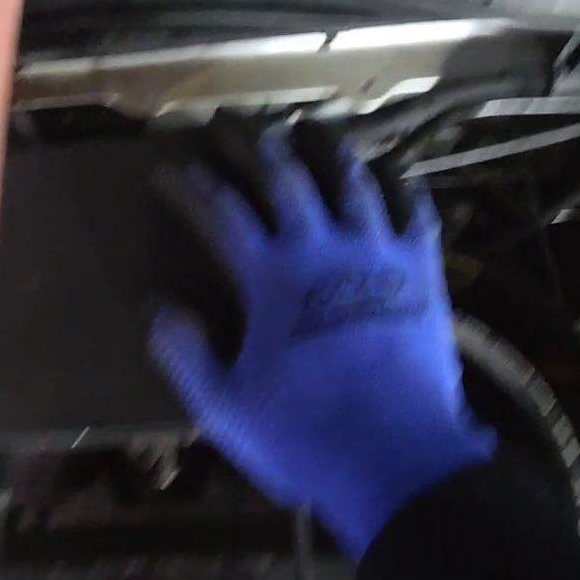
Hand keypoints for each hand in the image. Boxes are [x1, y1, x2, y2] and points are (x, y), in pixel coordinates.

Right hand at [150, 124, 496, 557]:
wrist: (402, 461)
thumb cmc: (306, 433)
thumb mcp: (225, 406)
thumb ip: (185, 353)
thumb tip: (157, 306)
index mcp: (272, 277)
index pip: (220, 212)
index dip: (189, 186)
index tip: (166, 169)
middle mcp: (323, 248)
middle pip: (283, 175)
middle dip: (250, 141)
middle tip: (227, 118)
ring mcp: (377, 253)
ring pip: (350, 178)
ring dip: (323, 146)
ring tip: (306, 125)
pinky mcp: (422, 270)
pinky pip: (412, 210)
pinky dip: (399, 182)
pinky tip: (389, 168)